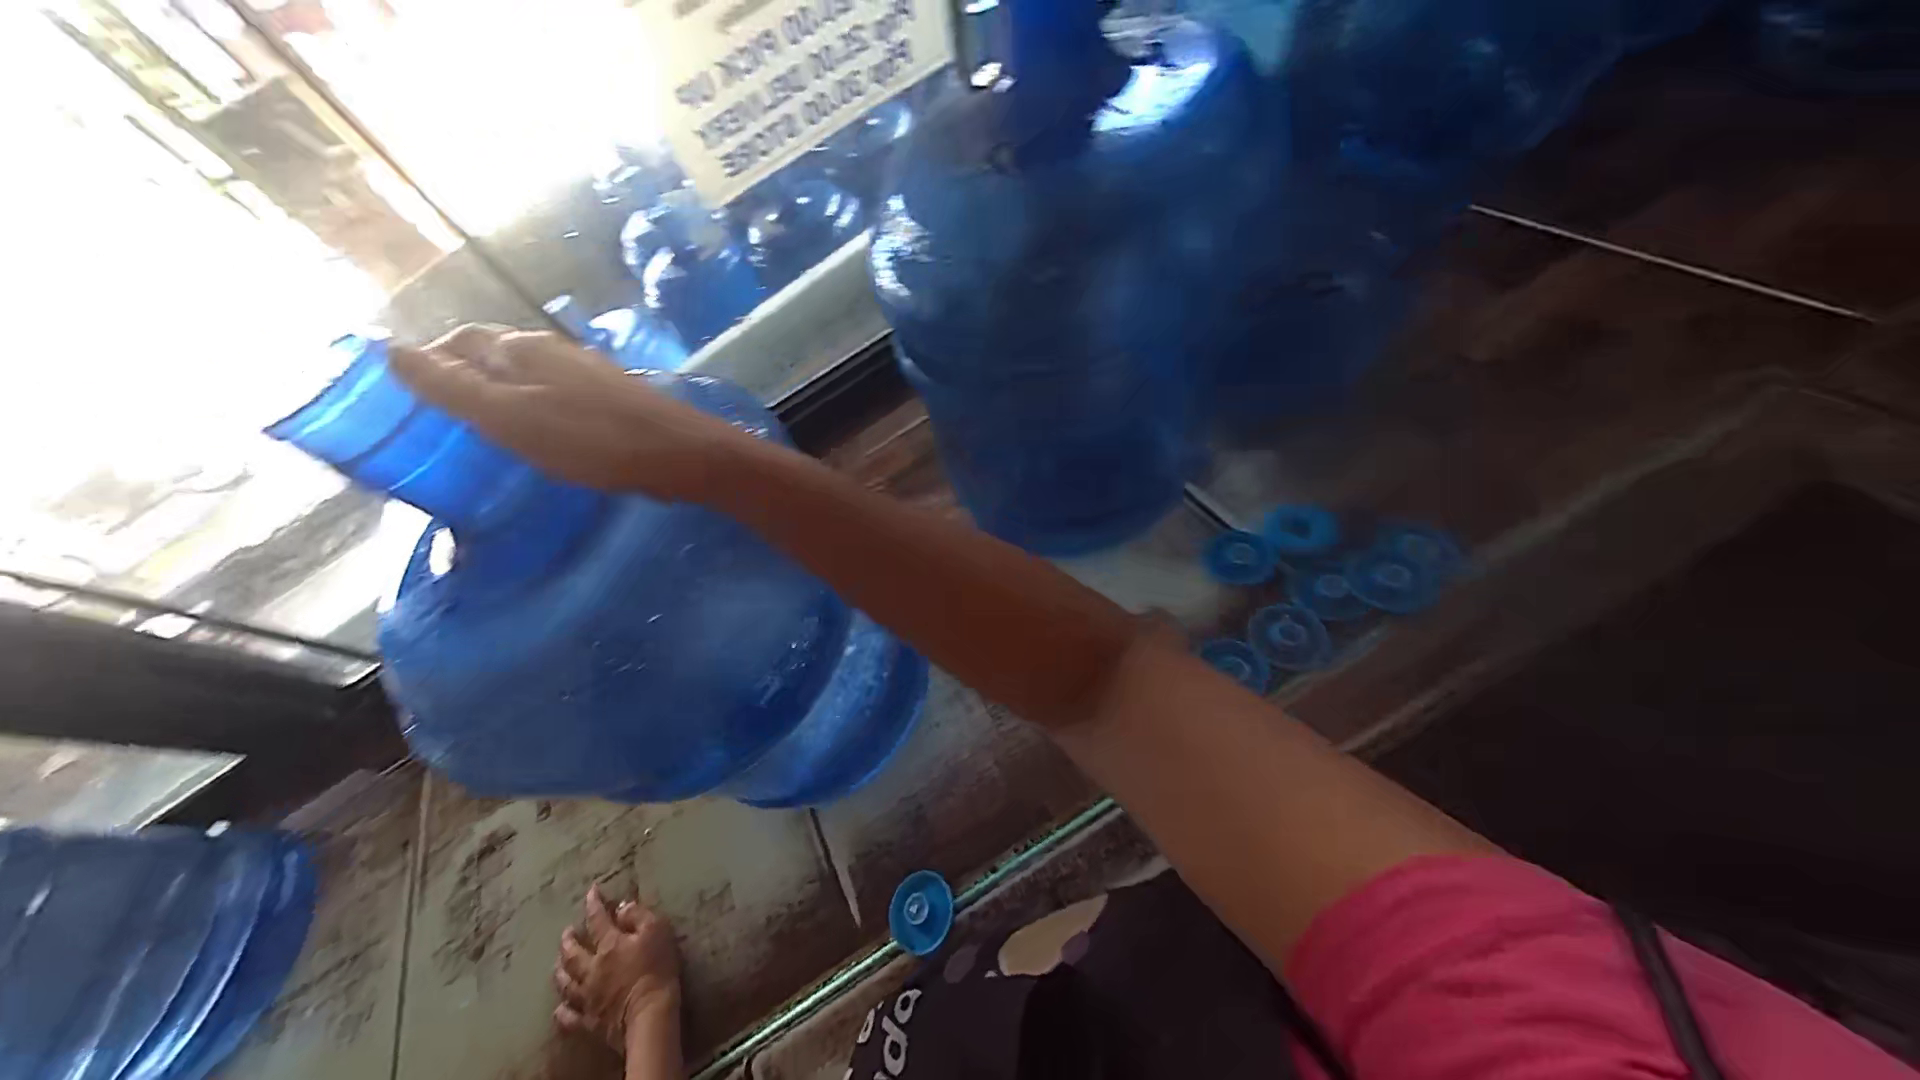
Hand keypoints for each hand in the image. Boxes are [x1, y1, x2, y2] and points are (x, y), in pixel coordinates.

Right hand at [388, 325, 751, 500]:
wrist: (681, 453)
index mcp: (522, 348)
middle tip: (447, 415)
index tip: (411, 395)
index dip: (430, 361)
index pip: (458, 341)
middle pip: (494, 353)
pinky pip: (559, 394)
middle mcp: (554, 349)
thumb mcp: (512, 417)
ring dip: (504, 391)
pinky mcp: (614, 397)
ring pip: (529, 373)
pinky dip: (538, 407)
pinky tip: (543, 433)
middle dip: (465, 375)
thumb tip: (393, 350)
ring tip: (489, 427)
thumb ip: (455, 387)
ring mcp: (588, 371)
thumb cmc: (594, 440)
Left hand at [554, 885, 683, 1053]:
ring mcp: (587, 997)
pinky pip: (569, 1016)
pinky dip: (562, 1011)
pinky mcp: (588, 1021)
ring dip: (560, 971)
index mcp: (610, 945)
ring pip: (566, 983)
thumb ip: (638, 916)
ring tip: (557, 963)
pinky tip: (558, 1008)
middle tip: (566, 931)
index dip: (593, 904)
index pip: (597, 920)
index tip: (591, 891)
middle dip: (568, 940)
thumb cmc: (657, 967)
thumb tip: (621, 906)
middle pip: (573, 953)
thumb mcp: (656, 931)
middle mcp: (592, 969)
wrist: (648, 1014)